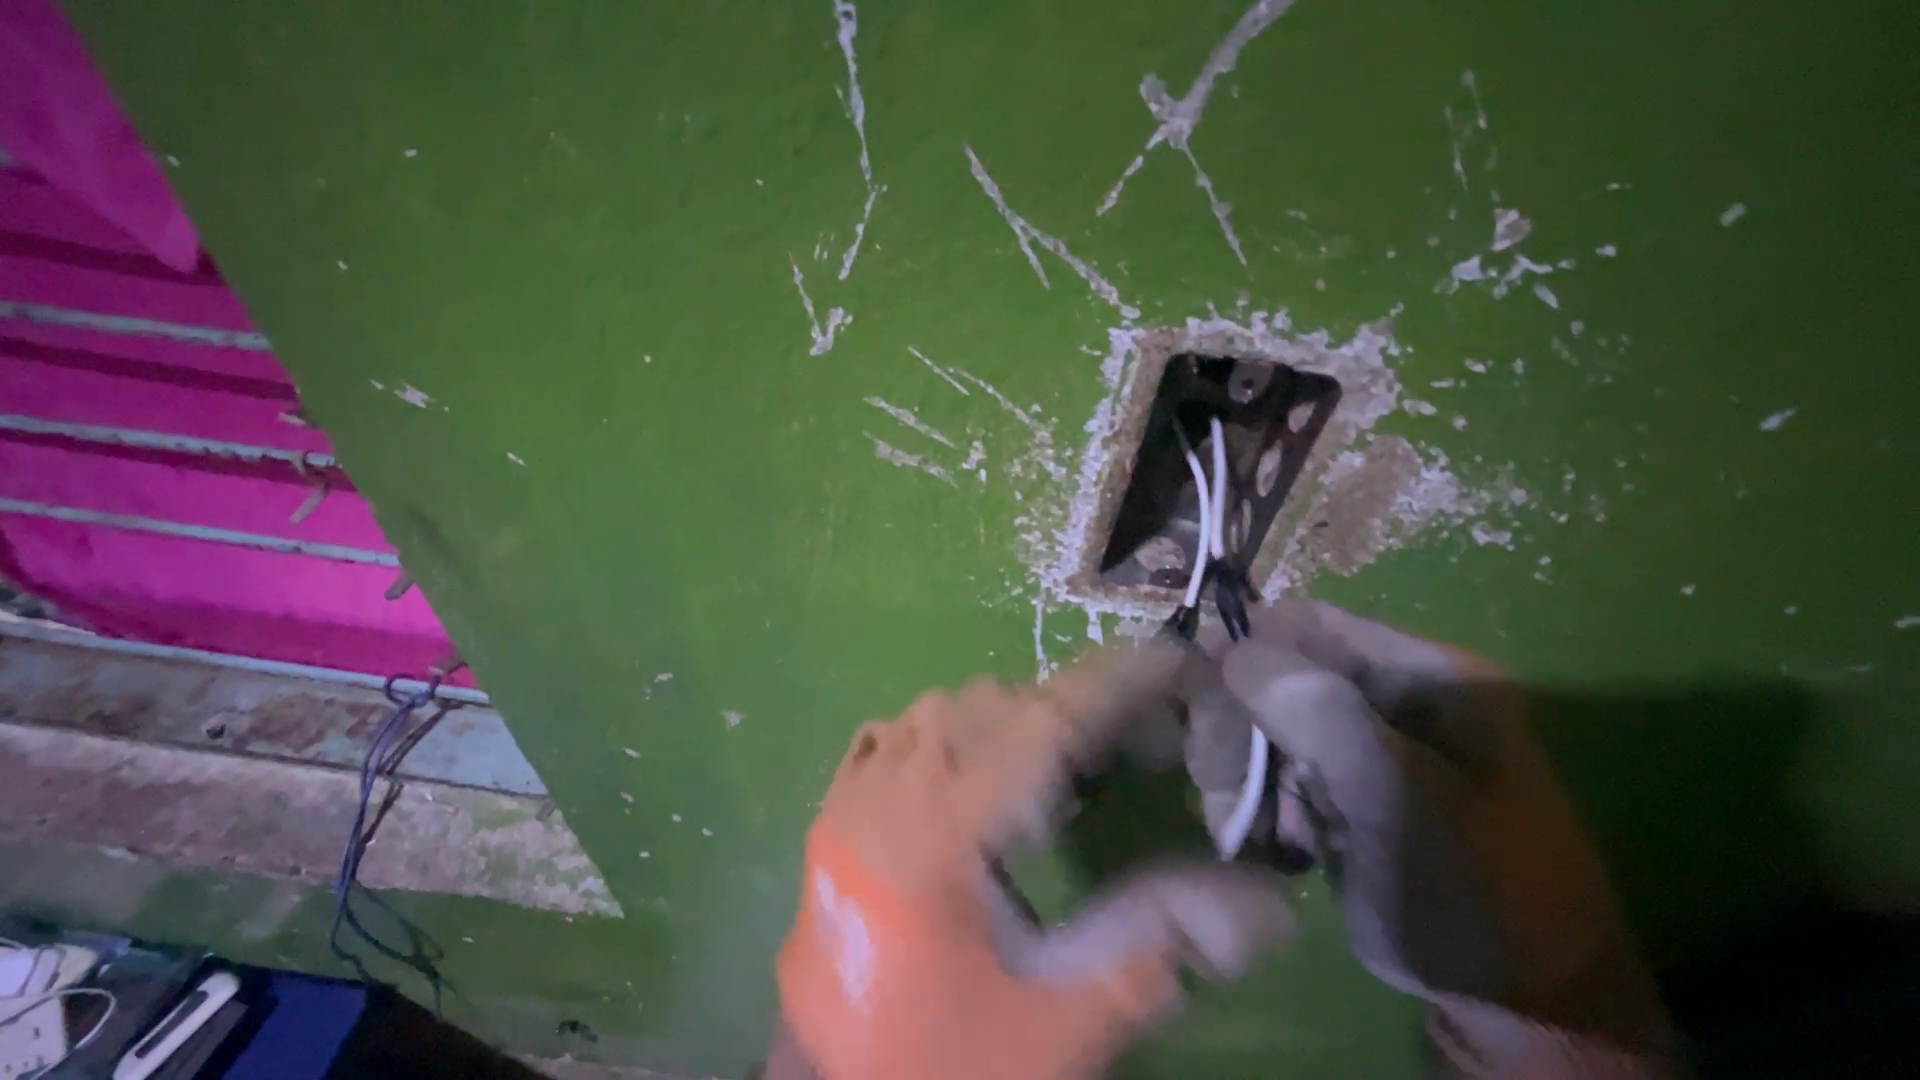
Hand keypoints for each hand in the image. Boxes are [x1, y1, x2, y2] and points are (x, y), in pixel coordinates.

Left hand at [775, 643, 1295, 1079]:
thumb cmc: (938, 1059)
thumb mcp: (1055, 1023)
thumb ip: (1153, 952)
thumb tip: (1256, 903)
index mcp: (940, 835)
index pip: (1039, 729)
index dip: (1110, 688)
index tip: (1169, 662)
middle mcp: (889, 792)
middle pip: (992, 707)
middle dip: (1073, 709)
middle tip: (1136, 740)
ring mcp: (851, 794)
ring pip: (942, 708)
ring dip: (1011, 719)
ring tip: (1062, 765)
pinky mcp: (832, 808)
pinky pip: (895, 731)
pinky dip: (947, 730)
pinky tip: (975, 764)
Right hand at [1185, 600, 1677, 1072]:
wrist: (1520, 1008)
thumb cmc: (1470, 898)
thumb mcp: (1398, 803)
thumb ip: (1321, 716)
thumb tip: (1234, 646)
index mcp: (1424, 675)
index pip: (1307, 624)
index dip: (1245, 652)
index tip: (1200, 707)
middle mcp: (1390, 696)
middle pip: (1274, 673)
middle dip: (1238, 728)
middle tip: (1223, 790)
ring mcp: (1365, 744)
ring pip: (1263, 724)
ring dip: (1242, 774)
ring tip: (1255, 832)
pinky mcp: (1343, 788)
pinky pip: (1273, 771)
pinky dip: (1258, 804)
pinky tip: (1274, 844)